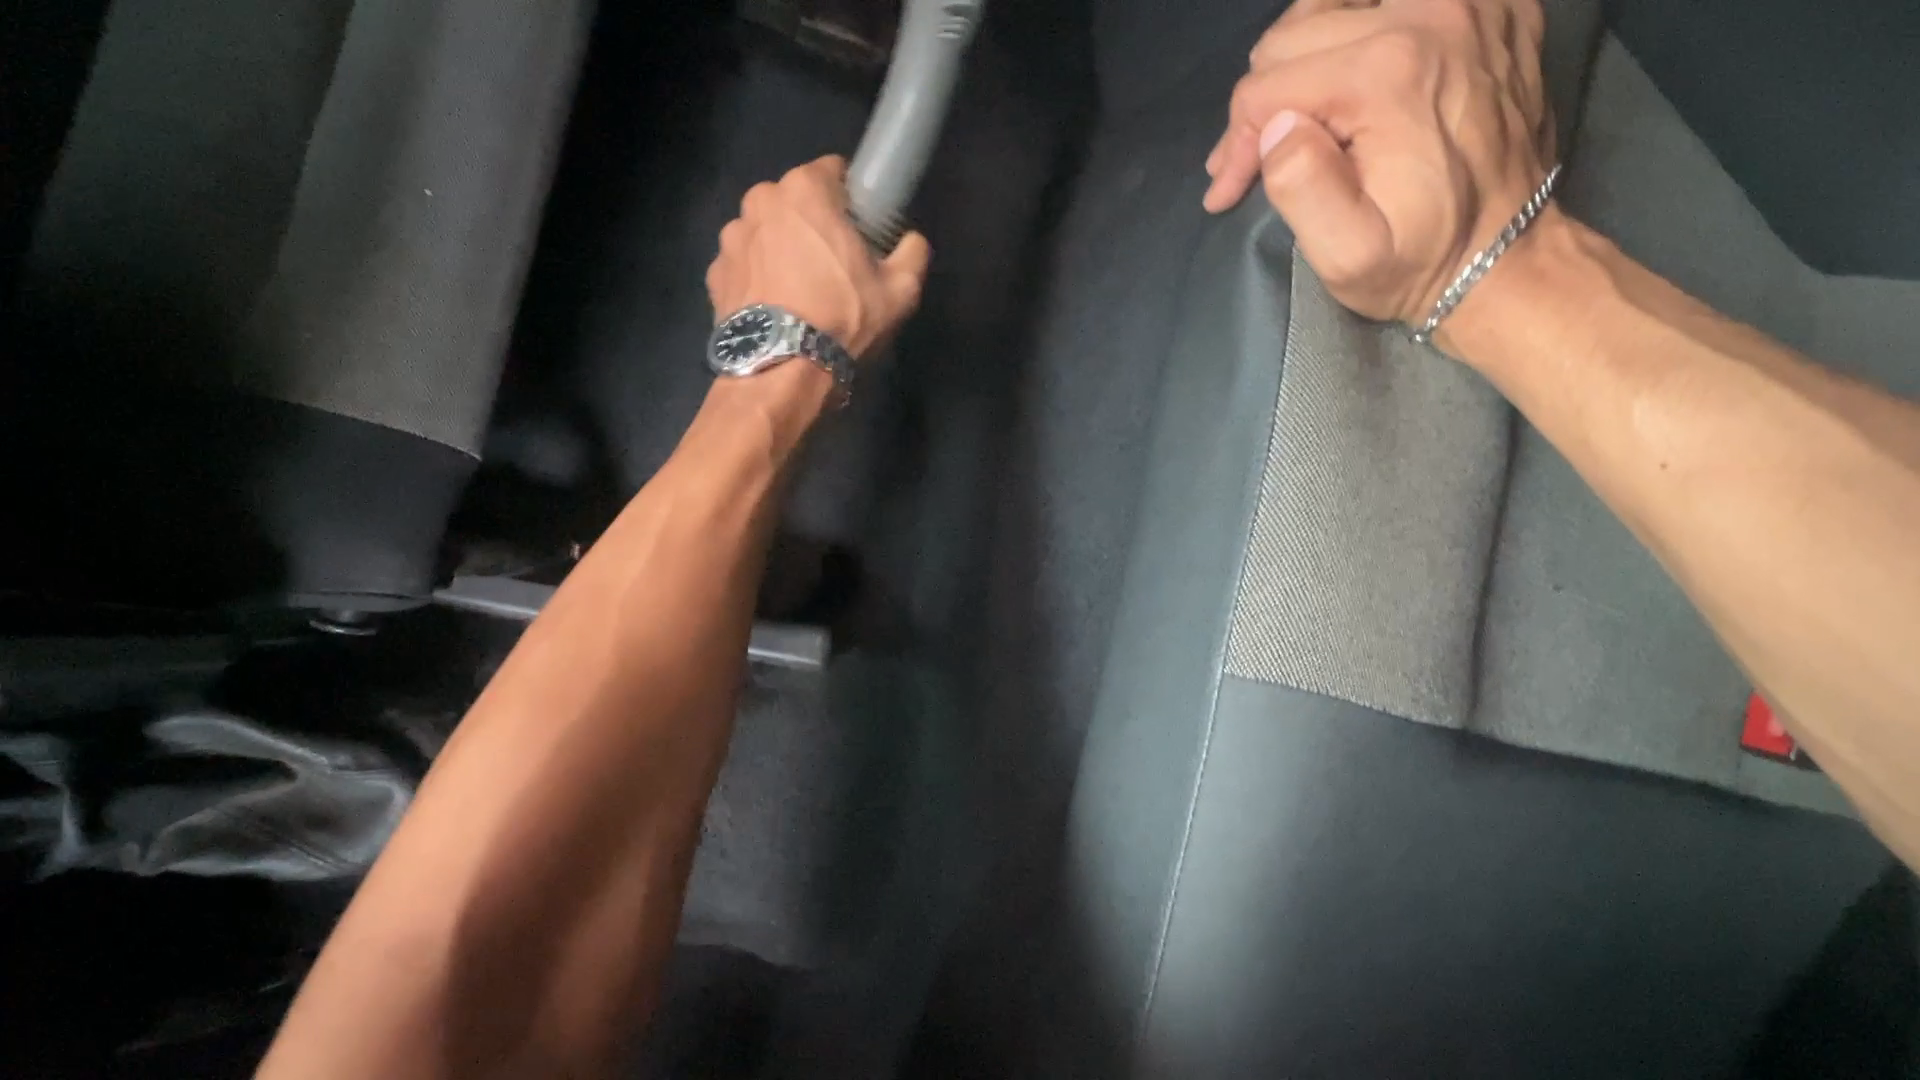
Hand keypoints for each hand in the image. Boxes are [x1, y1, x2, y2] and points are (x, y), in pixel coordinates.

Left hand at [707, 155, 931, 358]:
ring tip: (800, 294)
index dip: (850, 199)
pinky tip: (776, 310)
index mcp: (804, 189)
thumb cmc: (842, 319)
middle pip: (795, 202)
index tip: (860, 230)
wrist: (780, 373)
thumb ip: (912, 252)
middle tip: (834, 266)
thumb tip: (911, 242)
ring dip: (781, 250)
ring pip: (766, 233)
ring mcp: (730, 238)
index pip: (833, 172)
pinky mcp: (714, 274)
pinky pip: (745, 266)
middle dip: (812, 224)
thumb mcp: (900, 290)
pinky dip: (758, 279)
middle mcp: (759, 201)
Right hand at [1201, 0, 1554, 327]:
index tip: (1231, 190)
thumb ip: (1300, 185)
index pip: (1265, 85)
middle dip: (1264, 101)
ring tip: (1297, 115)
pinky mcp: (1493, 7)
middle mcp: (1430, 13)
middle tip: (1259, 160)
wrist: (1509, 259)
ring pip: (1335, 5)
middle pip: (1293, 35)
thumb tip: (1274, 128)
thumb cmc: (1420, 263)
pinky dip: (1359, 31)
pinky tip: (1351, 81)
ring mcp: (1471, 2)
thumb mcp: (1347, 253)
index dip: (1237, 142)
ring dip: (1303, 59)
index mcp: (1387, 73)